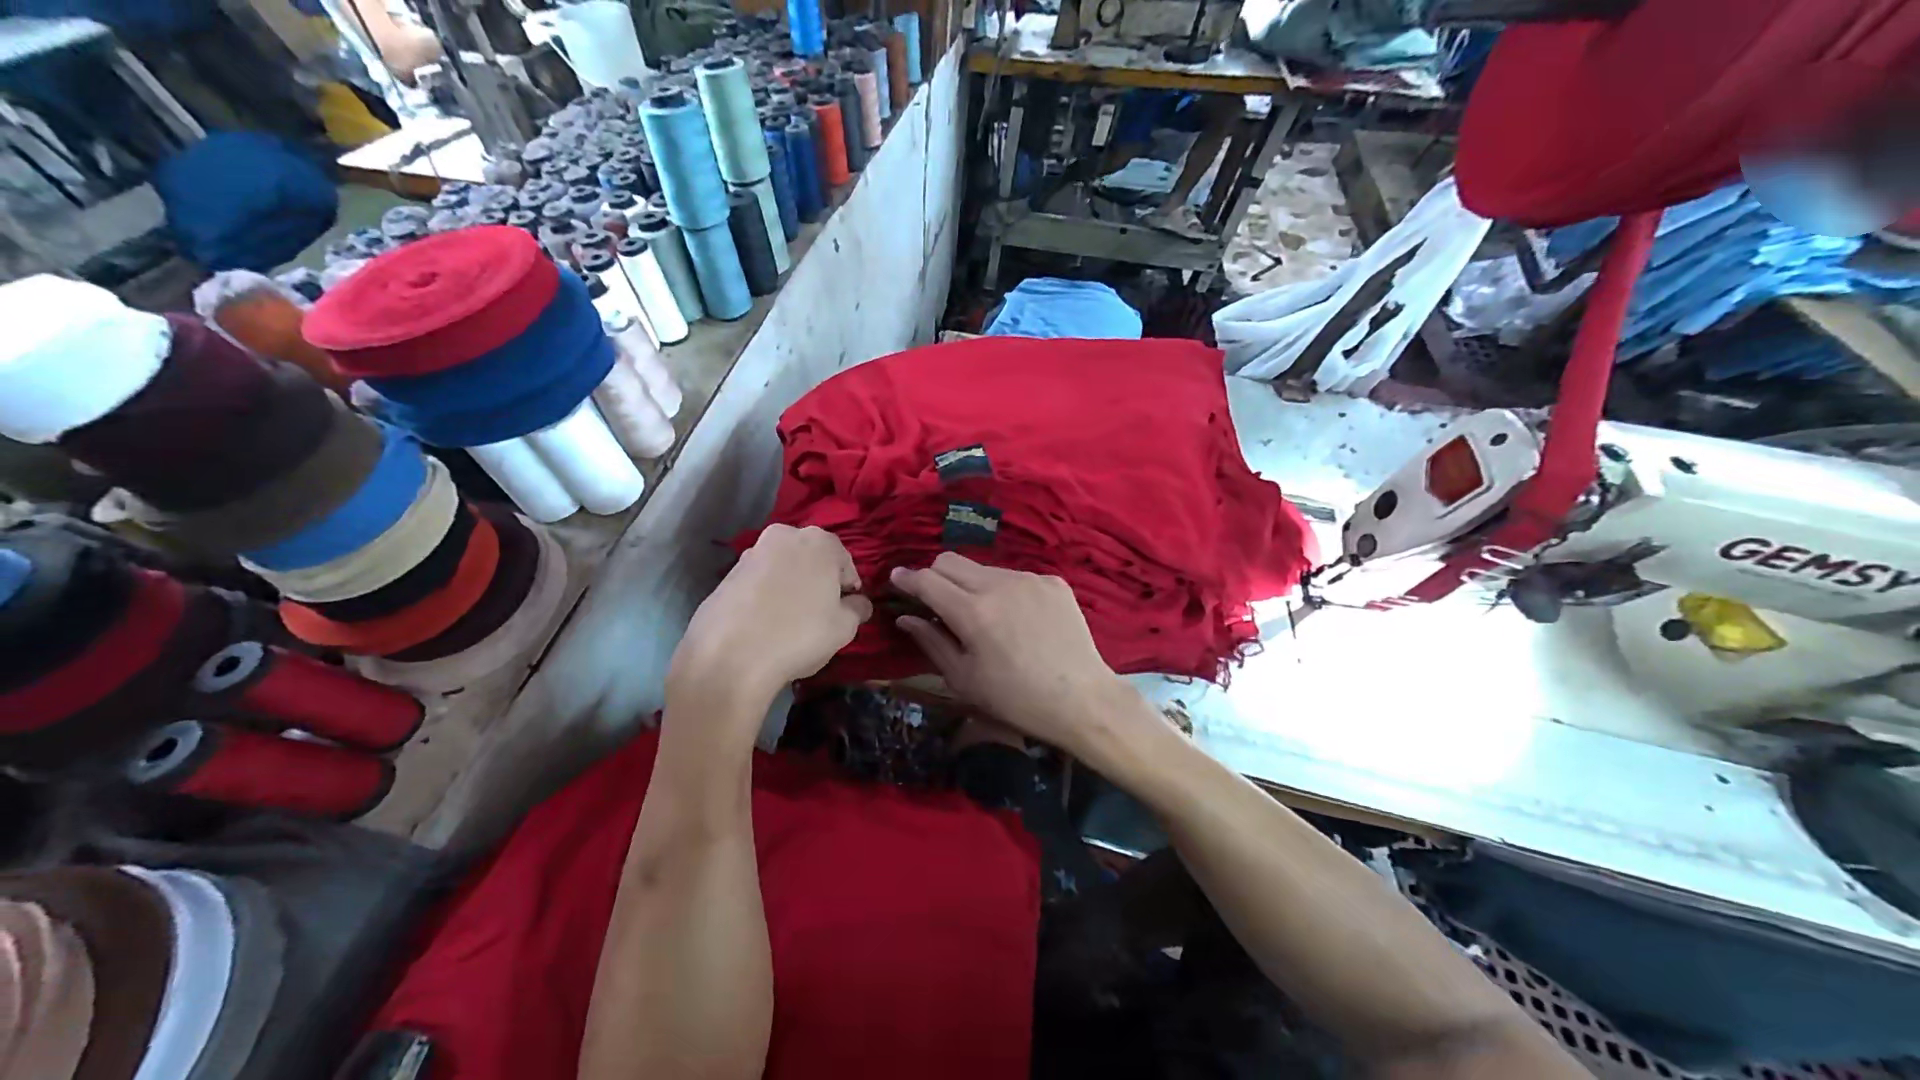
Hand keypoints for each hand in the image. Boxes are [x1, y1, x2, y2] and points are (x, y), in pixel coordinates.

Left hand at [670, 525, 872, 704]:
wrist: (729, 657)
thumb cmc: (799, 635)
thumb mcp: (844, 627)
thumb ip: (857, 608)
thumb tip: (858, 603)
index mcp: (819, 541)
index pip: (845, 562)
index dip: (849, 588)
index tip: (847, 610)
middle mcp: (784, 536)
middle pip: (811, 559)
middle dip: (818, 581)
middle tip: (820, 613)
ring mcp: (750, 553)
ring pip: (783, 569)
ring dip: (790, 587)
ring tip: (789, 621)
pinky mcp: (726, 574)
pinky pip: (758, 583)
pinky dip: (765, 597)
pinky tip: (764, 625)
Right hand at [889, 554, 1144, 762]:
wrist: (1082, 700)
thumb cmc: (1015, 699)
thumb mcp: (964, 679)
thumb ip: (931, 642)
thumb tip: (906, 618)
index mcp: (972, 612)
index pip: (927, 580)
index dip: (907, 579)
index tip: (897, 579)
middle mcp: (999, 584)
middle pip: (951, 560)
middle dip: (935, 575)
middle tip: (935, 600)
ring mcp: (1029, 579)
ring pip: (984, 568)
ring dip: (971, 584)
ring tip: (982, 616)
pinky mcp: (1053, 582)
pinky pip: (1016, 577)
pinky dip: (1005, 592)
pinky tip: (1016, 620)